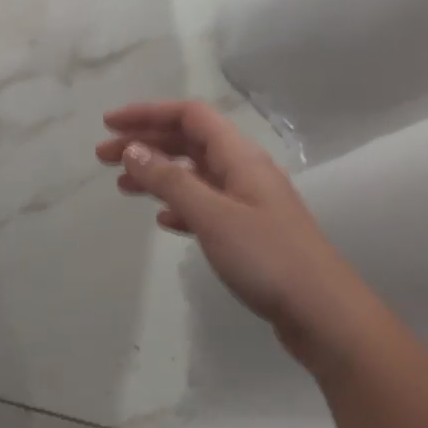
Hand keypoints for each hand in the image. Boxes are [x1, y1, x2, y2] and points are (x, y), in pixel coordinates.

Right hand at [98, 101, 352, 358]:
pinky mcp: (251, 232)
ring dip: (158, 174)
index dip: (147, 114)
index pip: (189, 115)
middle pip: (189, 140)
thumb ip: (170, 180)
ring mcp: (250, 202)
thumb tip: (131, 149)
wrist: (324, 314)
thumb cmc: (267, 258)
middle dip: (145, 143)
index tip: (109, 125)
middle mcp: (245, 170)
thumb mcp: (212, 216)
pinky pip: (206, 204)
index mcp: (240, 156)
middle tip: (103, 158)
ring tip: (123, 187)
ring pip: (195, 174)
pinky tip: (163, 221)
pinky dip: (179, 205)